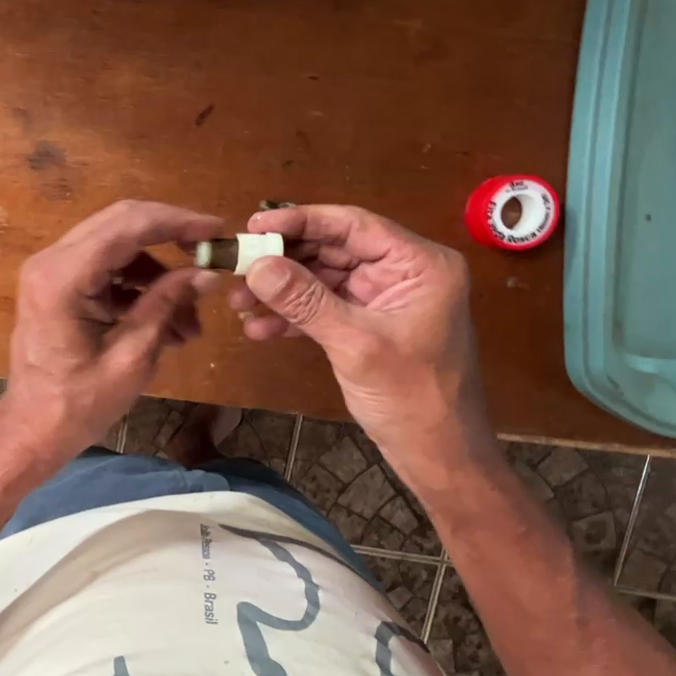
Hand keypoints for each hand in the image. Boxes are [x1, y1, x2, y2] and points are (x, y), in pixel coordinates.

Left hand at [2, 200, 223, 458]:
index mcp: (62, 277)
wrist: (32, 430)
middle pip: (121, 224)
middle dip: (171, 238)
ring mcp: (51, 272)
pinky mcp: (58, 287)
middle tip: (212, 256)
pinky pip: (106, 270)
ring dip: (158, 274)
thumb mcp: (132, 357)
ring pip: (117, 248)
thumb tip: (207, 273)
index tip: (218, 230)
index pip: (127, 226)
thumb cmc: (78, 405)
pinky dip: (139, 288)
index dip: (177, 222)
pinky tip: (169, 324)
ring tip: (192, 323)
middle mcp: (50, 262)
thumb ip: (165, 306)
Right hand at [228, 205, 492, 462]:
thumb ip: (305, 301)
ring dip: (281, 292)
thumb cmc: (412, 397)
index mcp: (418, 264)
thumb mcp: (355, 344)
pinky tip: (259, 329)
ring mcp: (384, 300)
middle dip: (284, 261)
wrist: (438, 454)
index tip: (253, 225)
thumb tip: (257, 266)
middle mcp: (402, 273)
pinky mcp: (368, 325)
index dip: (301, 222)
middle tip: (237, 266)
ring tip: (239, 303)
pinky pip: (324, 309)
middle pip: (333, 251)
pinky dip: (293, 317)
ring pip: (322, 280)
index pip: (352, 226)